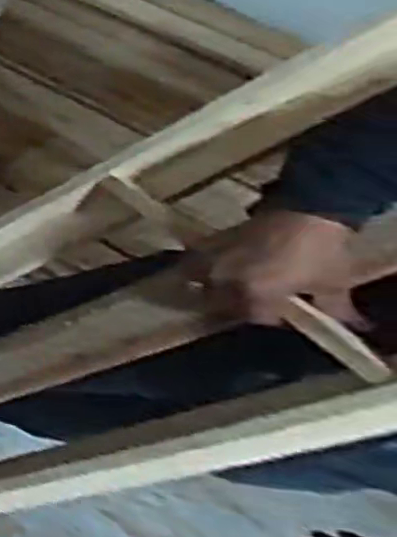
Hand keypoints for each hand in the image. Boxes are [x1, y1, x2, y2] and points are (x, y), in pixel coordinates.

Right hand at [200, 209, 361, 326]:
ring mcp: (209, 262)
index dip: (269, 317)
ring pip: (194, 282)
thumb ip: (330, 305)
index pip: (253, 316)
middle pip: (217, 302)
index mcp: (254, 294)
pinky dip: (196, 267)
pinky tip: (211, 267)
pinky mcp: (204, 246)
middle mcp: (223, 281)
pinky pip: (192, 262)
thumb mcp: (333, 283)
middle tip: (250, 302)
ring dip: (205, 286)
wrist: (304, 215)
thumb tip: (344, 321)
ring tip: (220, 287)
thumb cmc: (320, 253)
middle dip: (232, 304)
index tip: (283, 313)